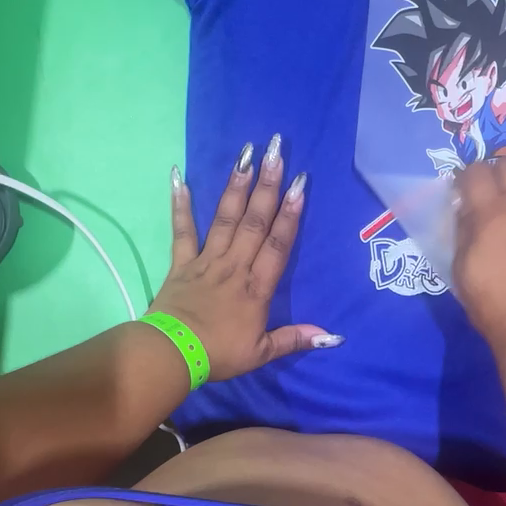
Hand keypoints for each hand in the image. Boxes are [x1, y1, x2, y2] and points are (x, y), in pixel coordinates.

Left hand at [153, 135, 339, 380]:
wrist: (172, 354)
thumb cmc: (219, 354)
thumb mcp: (262, 353)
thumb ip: (295, 339)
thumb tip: (333, 337)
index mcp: (256, 288)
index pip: (277, 245)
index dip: (290, 214)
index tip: (299, 183)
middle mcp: (234, 266)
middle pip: (254, 222)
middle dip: (267, 186)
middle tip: (276, 151)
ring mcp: (206, 261)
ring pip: (225, 219)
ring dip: (236, 186)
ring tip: (246, 154)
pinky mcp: (181, 263)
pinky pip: (181, 229)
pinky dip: (180, 202)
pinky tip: (179, 174)